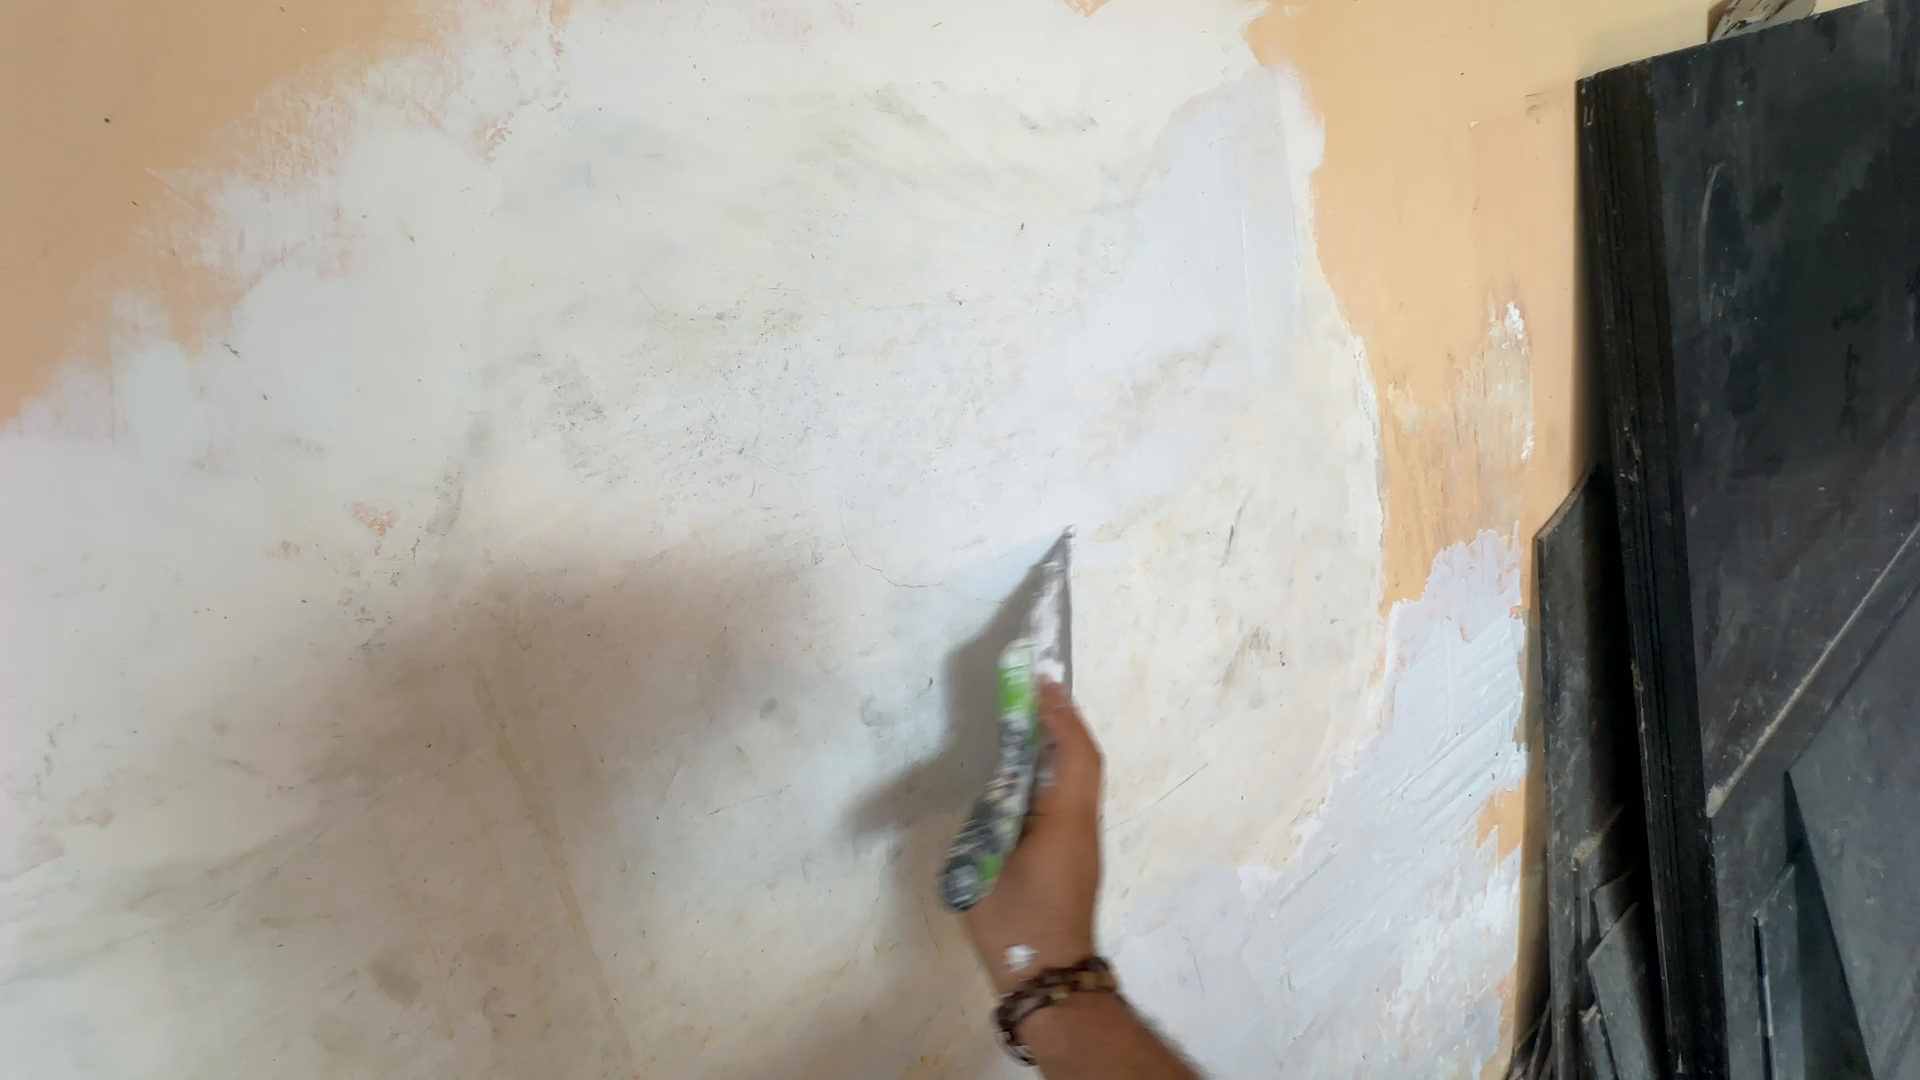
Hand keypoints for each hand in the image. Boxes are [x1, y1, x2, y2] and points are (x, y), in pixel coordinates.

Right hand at [960, 680, 1104, 995]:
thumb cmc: (1015, 925)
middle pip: (1085, 758)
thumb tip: (995, 795)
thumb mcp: (986, 869)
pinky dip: (1060, 764)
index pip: (1073, 754)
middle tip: (1037, 690)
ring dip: (1065, 740)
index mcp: (1063, 821)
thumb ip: (989, 824)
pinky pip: (1074, 792)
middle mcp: (1082, 823)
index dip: (1060, 715)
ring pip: (1083, 774)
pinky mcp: (1077, 850)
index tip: (1039, 684)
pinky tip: (1033, 764)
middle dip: (1065, 719)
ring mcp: (1084, 837)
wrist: (1052, 978)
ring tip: (1035, 715)